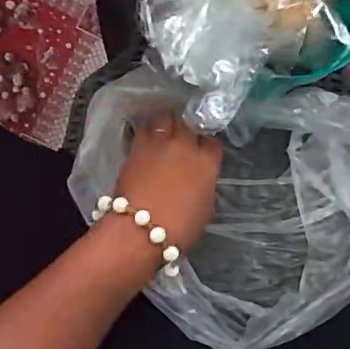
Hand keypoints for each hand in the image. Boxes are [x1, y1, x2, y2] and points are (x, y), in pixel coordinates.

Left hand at [113, 113, 221, 251]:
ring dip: (166, 124)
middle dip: (187, 127)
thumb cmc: (179, 228)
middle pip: (189, 121)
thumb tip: (197, 181)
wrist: (139, 229)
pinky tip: (146, 140)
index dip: (207, 145)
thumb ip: (204, 188)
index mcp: (207, 162)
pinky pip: (144, 130)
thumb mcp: (204, 210)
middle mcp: (185, 146)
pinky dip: (147, 132)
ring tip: (163, 132)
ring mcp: (159, 144)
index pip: (213, 141)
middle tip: (182, 136)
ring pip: (165, 118)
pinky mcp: (136, 148)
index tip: (203, 151)